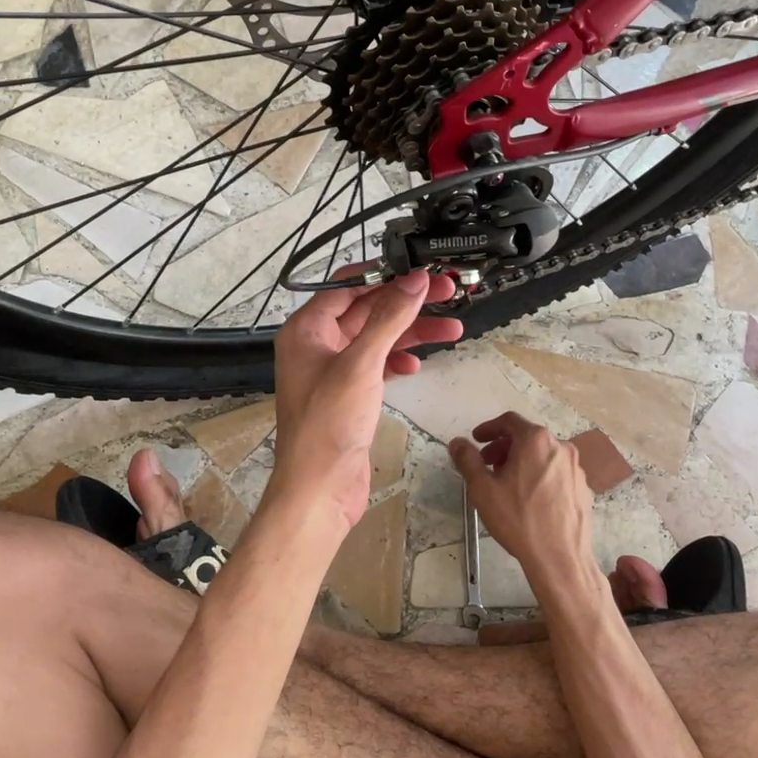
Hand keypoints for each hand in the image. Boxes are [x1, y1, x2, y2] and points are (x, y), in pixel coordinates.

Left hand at [269, 270, 462, 526]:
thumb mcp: (362, 364)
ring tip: (451, 328)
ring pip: (377, 339)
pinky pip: (377, 366)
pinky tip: (416, 365)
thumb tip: (413, 282)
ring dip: (411, 333)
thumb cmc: (326, 427)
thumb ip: (389, 319)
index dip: (384, 276)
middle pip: (367, 311)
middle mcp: (316, 347)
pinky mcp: (349, 396)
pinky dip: (398, 361)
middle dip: (407, 303)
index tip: (419, 271)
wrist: (319, 487)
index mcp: (306, 331)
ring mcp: (333, 373)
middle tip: (447, 293)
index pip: (346, 288)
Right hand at [449, 412, 597, 583]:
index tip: (476, 440)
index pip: (509, 421)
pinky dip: (539, 474)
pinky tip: (530, 498)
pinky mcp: (583, 487)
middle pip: (528, 437)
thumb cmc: (518, 520)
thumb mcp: (483, 489)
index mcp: (536, 441)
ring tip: (506, 483)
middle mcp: (560, 447)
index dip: (489, 428)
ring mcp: (576, 467)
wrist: (560, 556)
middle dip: (504, 447)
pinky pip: (556, 472)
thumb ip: (468, 460)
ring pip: (543, 455)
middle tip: (487, 465)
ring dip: (522, 461)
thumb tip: (457, 442)